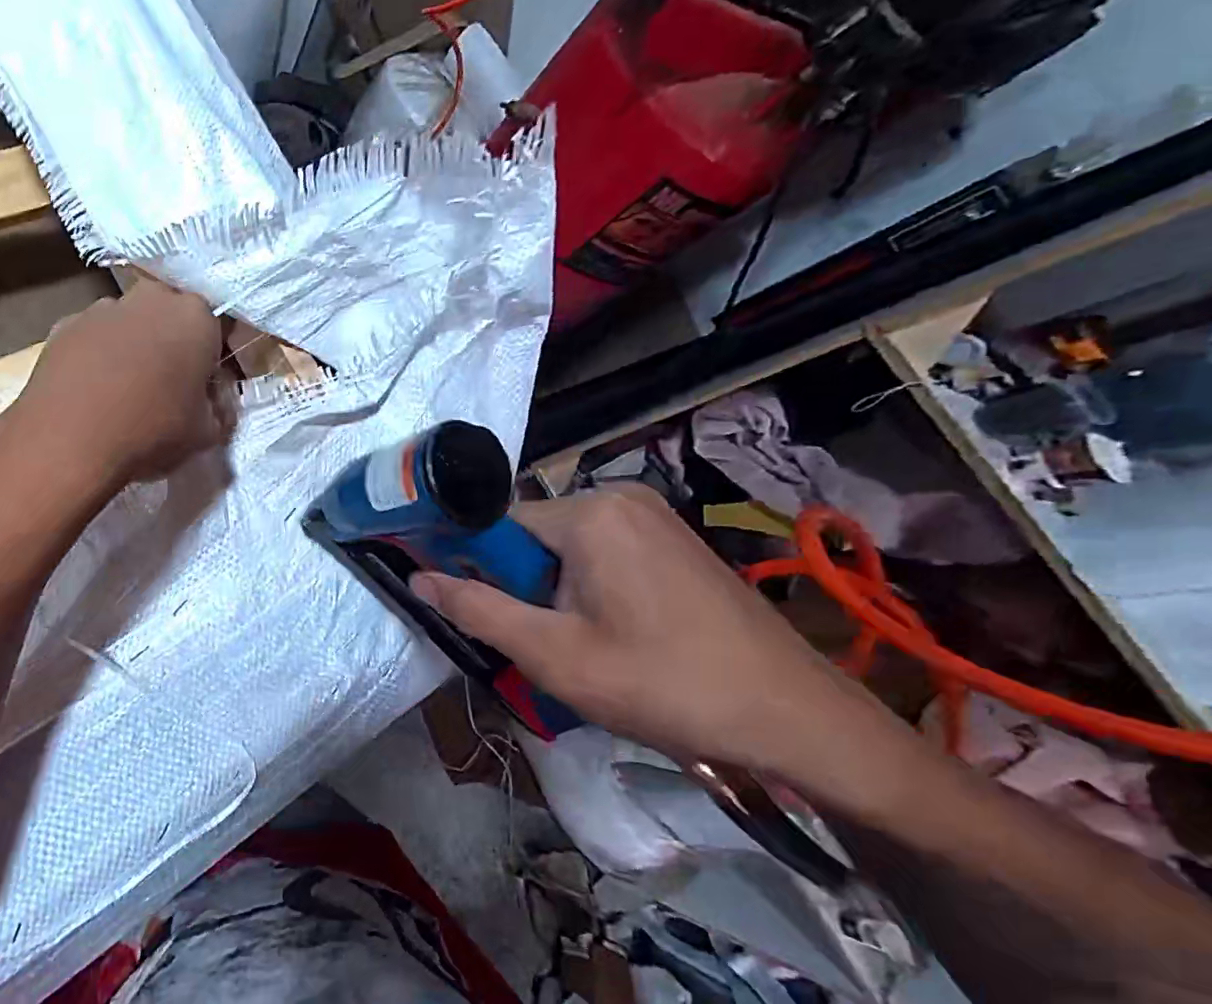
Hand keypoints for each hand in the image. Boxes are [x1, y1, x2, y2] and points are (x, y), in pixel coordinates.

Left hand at [0, 275, 228, 493]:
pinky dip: (96, 358)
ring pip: (128, 324)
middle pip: (170, 316)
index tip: (207, 386)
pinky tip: (91, 393)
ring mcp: (102, 308)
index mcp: (196, 316)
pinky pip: (92, 339)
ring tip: (123, 392)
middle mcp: (151, 298)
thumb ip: (219, 409)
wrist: (68, 441)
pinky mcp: (63, 325)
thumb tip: (213, 400)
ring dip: (132, 348)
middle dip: (172, 344)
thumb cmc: (152, 431)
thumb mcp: (207, 433)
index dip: (213, 359)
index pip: (217, 328)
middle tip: (168, 386)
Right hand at [409, 484, 915, 787]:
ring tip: (580, 644)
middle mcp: (619, 496)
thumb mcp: (554, 655)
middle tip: (542, 642)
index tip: (470, 608)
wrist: (795, 716)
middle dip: (520, 584)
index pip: (494, 523)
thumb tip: (417, 578)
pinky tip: (613, 631)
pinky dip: (587, 585)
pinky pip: (601, 549)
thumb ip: (478, 610)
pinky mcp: (672, 537)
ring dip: (552, 589)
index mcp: (588, 513)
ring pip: (564, 545)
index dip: (471, 564)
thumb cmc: (664, 684)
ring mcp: (652, 514)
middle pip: (530, 534)